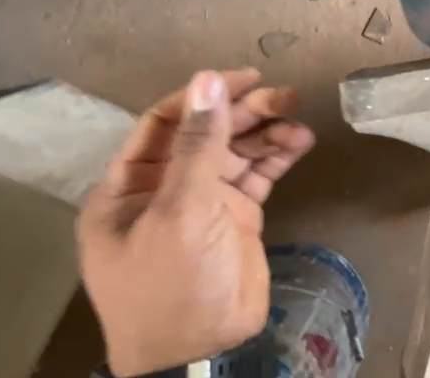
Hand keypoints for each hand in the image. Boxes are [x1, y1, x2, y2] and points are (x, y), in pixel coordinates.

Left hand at [76, 70, 315, 375]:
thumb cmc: (171, 283)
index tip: (245, 78)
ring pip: (237, 149)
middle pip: (206, 132)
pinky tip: (300, 142)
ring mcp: (202, 202)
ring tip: (297, 121)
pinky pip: (259, 172)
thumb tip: (208, 79)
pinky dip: (279, 154)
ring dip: (267, 131)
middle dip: (244, 112)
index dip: (202, 96)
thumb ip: (198, 144)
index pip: (163, 124)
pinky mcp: (236, 215)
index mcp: (128, 189)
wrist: (200, 351)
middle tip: (285, 97)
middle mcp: (163, 189)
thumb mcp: (181, 211)